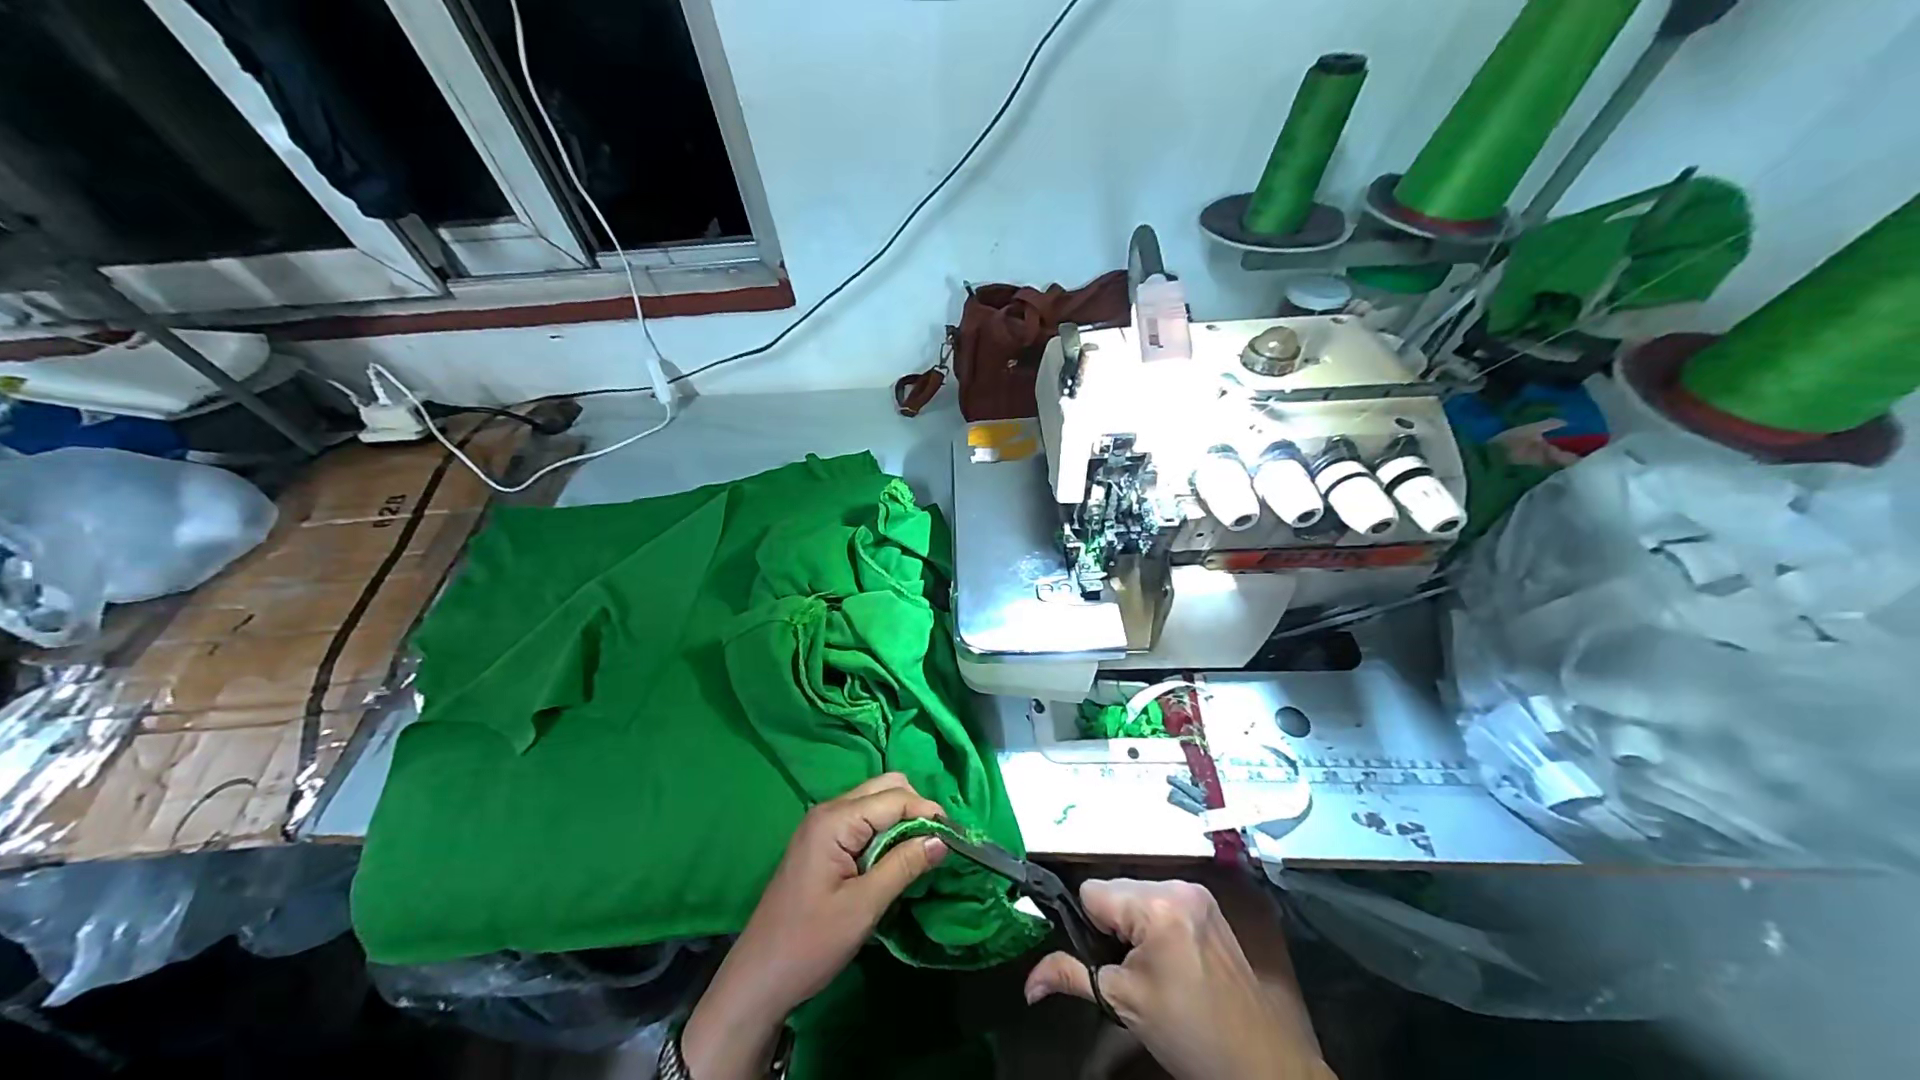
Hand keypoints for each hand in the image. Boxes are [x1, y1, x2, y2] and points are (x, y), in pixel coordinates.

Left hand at [680, 773, 948, 1079]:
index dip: (928, 812)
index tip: (955, 839)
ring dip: (902, 819)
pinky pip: (863, 820)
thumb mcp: (864, 906)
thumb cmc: (810, 942)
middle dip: (917, 808)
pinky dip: (886, 830)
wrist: (758, 978)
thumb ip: (904, 866)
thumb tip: (942, 838)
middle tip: (938, 844)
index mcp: (835, 820)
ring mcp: (822, 825)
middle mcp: (828, 811)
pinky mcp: (822, 842)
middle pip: (885, 788)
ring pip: (875, 802)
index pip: (895, 797)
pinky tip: (897, 857)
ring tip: (923, 851)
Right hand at [1025, 879, 1331, 1079]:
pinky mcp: (1210, 907)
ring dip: (1130, 924)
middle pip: (1115, 890)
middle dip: (1109, 925)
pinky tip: (1166, 961)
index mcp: (1157, 905)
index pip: (1092, 892)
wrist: (1262, 1064)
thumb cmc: (1191, 1034)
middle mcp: (1178, 886)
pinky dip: (1153, 924)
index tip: (1100, 961)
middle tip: (1124, 971)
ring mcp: (1198, 895)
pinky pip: (1161, 902)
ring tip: (1146, 968)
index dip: (1086, 927)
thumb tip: (1029, 983)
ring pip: (1137, 896)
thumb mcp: (1124, 1004)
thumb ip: (1071, 976)